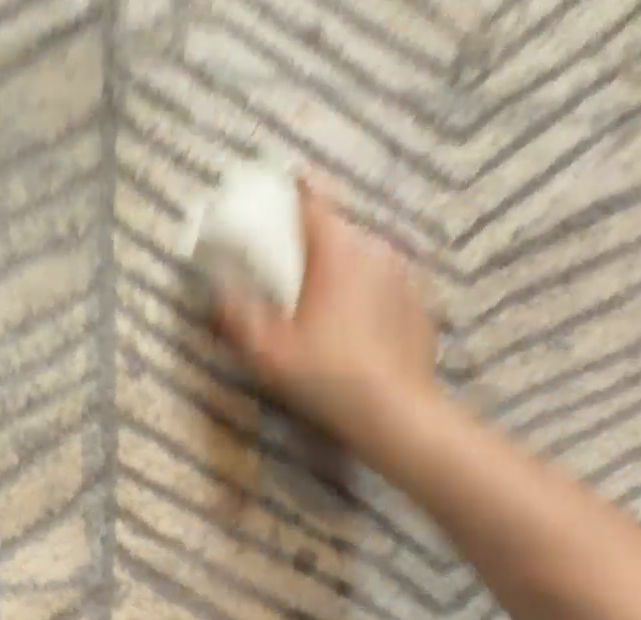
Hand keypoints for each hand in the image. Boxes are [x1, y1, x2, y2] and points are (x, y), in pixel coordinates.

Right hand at [214, 177, 441, 448]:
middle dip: (315, 243)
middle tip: (293, 268)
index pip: (314, 199)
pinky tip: (355, 328)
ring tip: (324, 303)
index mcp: (335, 250)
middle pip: (338, 230)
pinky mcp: (421, 303)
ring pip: (364, 257)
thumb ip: (237, 313)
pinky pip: (386, 285)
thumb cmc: (324, 376)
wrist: (394, 411)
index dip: (294, 189)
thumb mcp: (264, 351)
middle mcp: (375, 249)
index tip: (282, 187)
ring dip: (343, 270)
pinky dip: (369, 295)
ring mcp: (405, 275)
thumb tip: (219, 289)